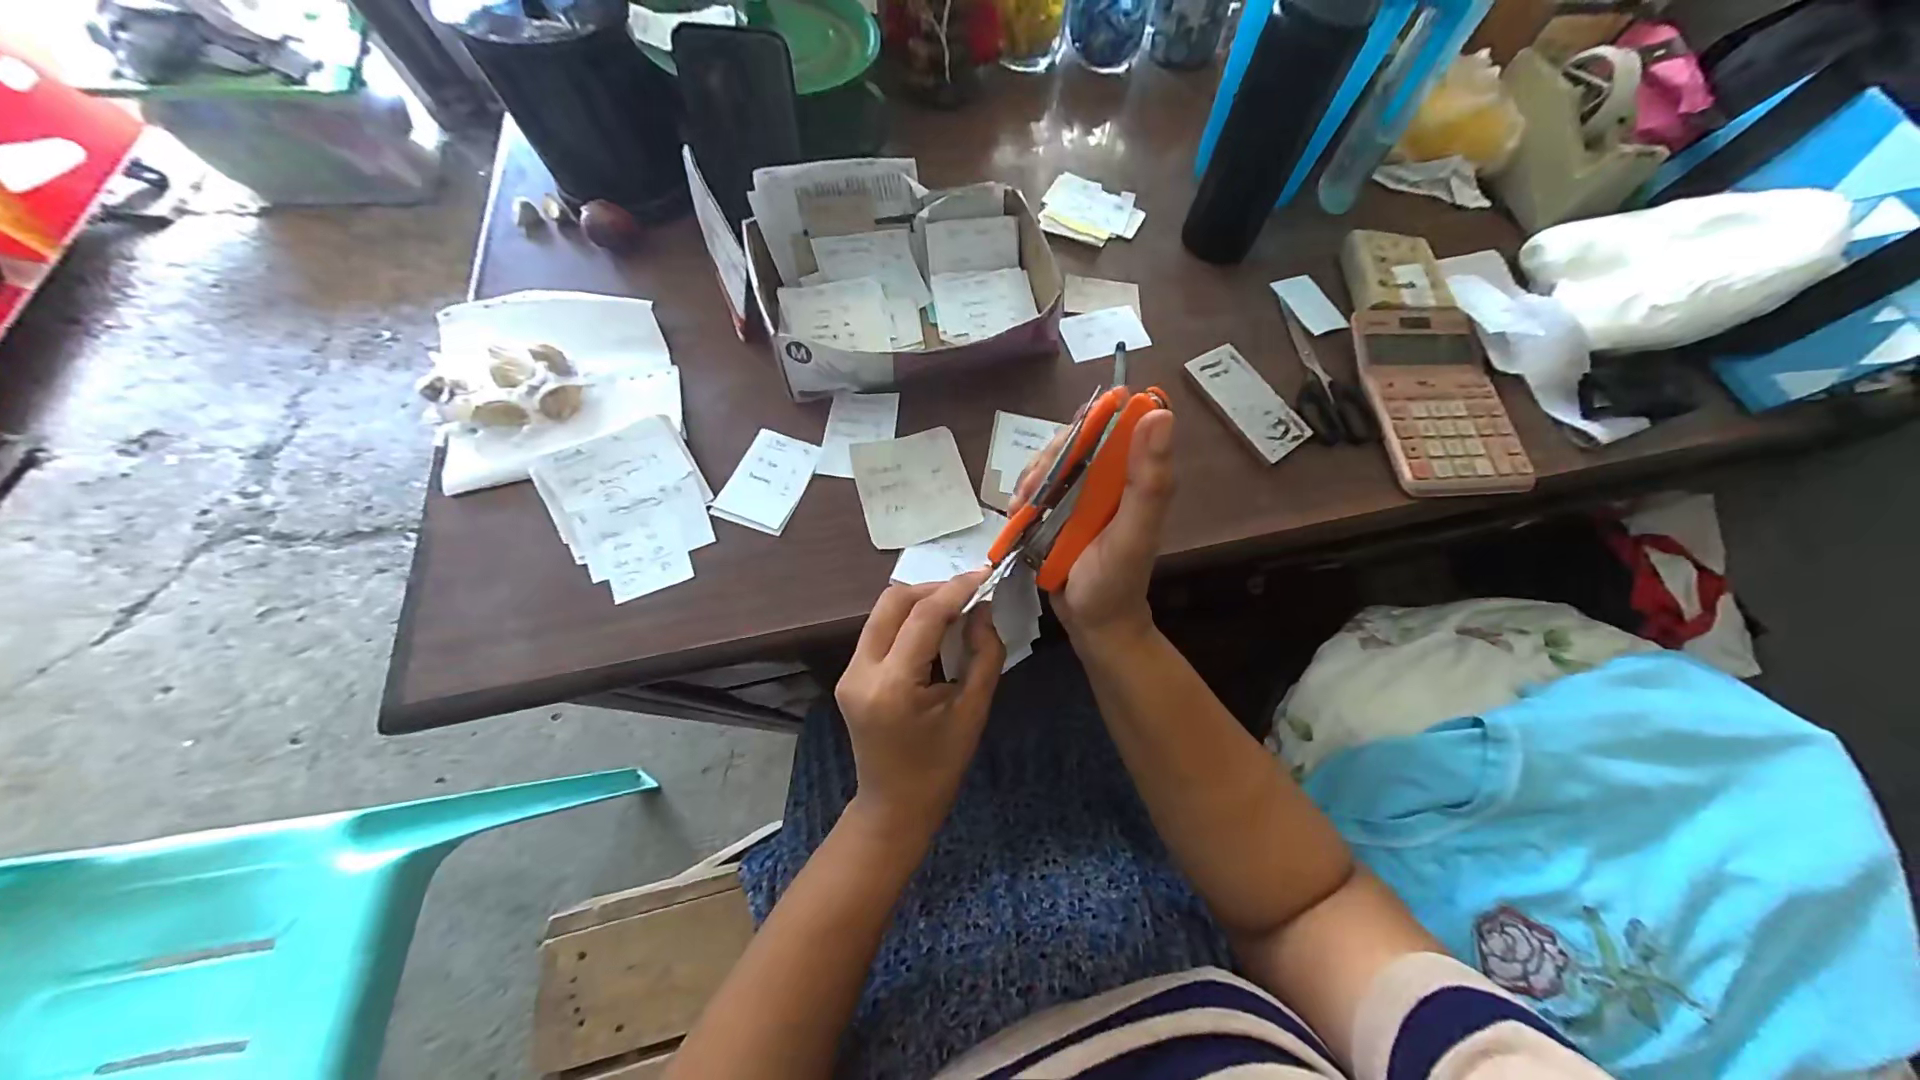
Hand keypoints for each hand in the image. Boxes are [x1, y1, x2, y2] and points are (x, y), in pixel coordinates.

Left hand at [835, 572, 1004, 835]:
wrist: (894, 805)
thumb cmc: (940, 766)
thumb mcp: (974, 711)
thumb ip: (984, 655)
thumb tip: (983, 610)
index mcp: (893, 686)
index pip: (923, 617)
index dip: (956, 590)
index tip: (984, 575)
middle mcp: (861, 672)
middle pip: (892, 602)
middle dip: (932, 589)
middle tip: (968, 593)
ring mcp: (849, 673)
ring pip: (881, 612)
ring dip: (918, 602)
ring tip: (955, 608)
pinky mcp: (849, 675)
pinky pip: (878, 631)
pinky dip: (907, 621)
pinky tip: (934, 629)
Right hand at [1012, 409, 1174, 647]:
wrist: (1093, 623)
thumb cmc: (1117, 582)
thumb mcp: (1135, 533)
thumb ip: (1148, 481)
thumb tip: (1160, 415)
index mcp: (1132, 476)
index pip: (1111, 426)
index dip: (1086, 424)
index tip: (1063, 446)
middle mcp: (1106, 480)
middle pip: (1071, 443)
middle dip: (1047, 460)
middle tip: (1032, 489)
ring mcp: (1079, 496)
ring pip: (1049, 466)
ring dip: (1029, 481)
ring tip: (1020, 508)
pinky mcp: (1057, 513)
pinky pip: (1035, 490)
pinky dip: (1021, 498)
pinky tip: (1015, 514)